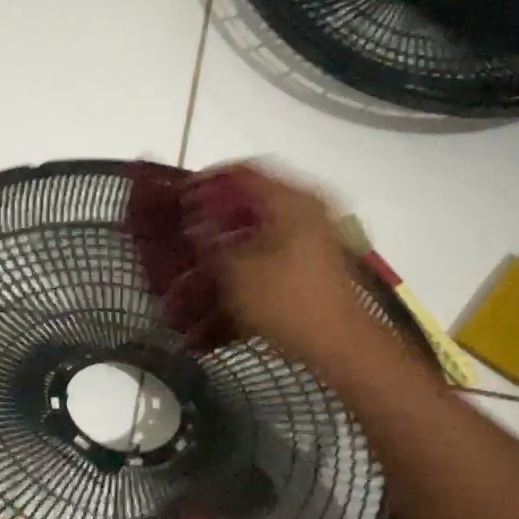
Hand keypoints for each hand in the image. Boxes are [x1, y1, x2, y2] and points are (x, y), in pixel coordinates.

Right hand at [183, 163, 371, 366]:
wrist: (340, 344)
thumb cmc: (287, 301)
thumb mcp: (238, 271)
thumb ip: (211, 242)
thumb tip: (196, 225)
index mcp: (293, 201)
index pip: (244, 173)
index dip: (208, 183)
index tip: (179, 199)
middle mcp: (305, 213)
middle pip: (249, 209)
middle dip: (212, 227)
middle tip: (182, 240)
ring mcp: (311, 243)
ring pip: (254, 241)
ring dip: (221, 260)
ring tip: (189, 284)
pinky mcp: (309, 272)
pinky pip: (266, 266)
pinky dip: (239, 281)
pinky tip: (212, 309)